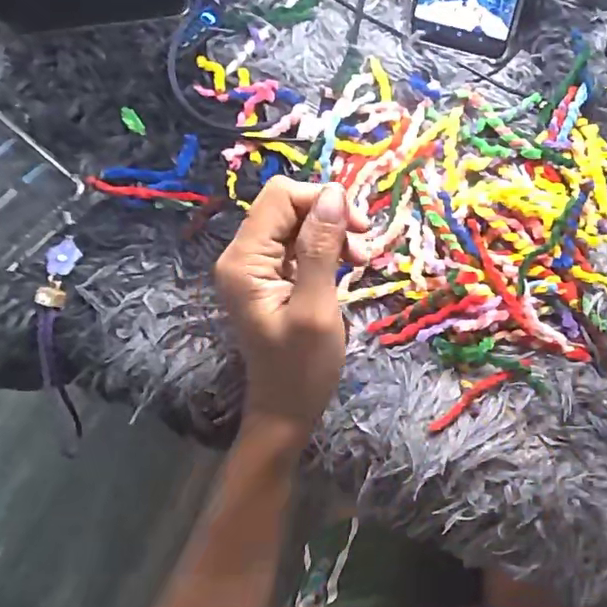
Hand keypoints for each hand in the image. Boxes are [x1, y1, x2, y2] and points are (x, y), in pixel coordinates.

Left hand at [215, 177, 371, 435]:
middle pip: (289, 206)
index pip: (280, 197)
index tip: (358, 226)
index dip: (321, 200)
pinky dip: (327, 248)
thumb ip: (320, 249)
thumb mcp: (315, 308)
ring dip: (333, 233)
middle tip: (363, 246)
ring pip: (298, 223)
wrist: (286, 410)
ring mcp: (256, 267)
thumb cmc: (302, 368)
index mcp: (244, 261)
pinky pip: (300, 245)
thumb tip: (333, 195)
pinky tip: (348, 264)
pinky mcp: (271, 277)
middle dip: (330, 217)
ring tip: (360, 259)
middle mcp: (243, 256)